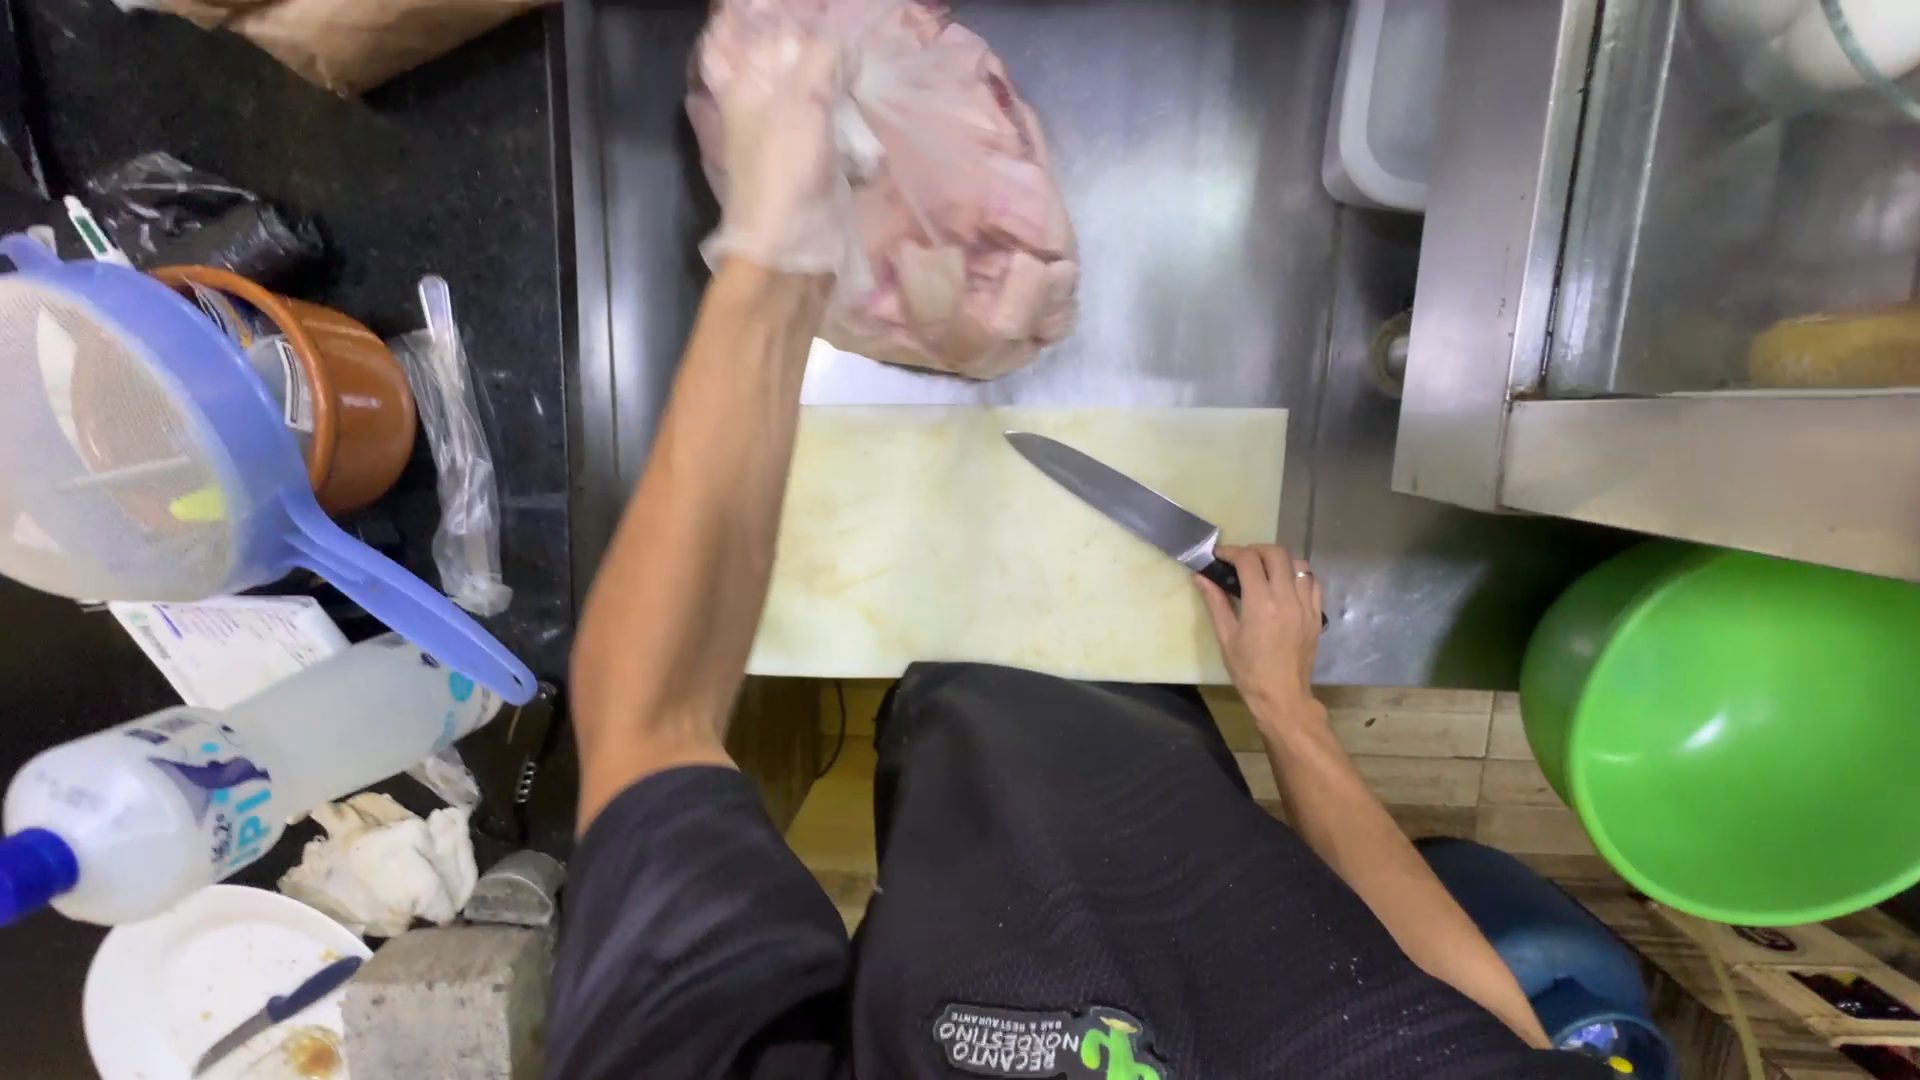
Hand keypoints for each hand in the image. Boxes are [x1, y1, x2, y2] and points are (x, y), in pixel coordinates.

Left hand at [702, 29, 851, 275]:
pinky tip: (866, 162)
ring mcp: (795, 146)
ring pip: (834, 111)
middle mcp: (767, 113)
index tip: (838, 63)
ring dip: (855, 120)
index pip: (781, 42)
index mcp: (749, 88)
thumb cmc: (788, 171)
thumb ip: (826, 58)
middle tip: (852, 96)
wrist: (793, 251)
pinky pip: (845, 147)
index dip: (812, 46)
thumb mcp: (804, 99)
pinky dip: (860, 153)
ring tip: (861, 136)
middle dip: (839, 84)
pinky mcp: (818, 175)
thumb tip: (848, 51)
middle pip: (812, 75)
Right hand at [1196, 545, 1323, 723]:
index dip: (1232, 552)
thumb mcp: (1225, 636)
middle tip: (1241, 559)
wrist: (1281, 696)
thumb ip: (1215, 602)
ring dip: (1279, 561)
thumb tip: (1200, 577)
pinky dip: (1299, 577)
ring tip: (1265, 570)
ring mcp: (1306, 606)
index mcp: (1261, 604)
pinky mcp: (1317, 615)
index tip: (1220, 555)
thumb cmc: (1248, 669)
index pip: (1248, 560)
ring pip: (1299, 565)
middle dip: (1256, 550)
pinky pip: (1313, 584)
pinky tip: (1285, 586)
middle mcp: (1287, 599)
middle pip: (1276, 554)